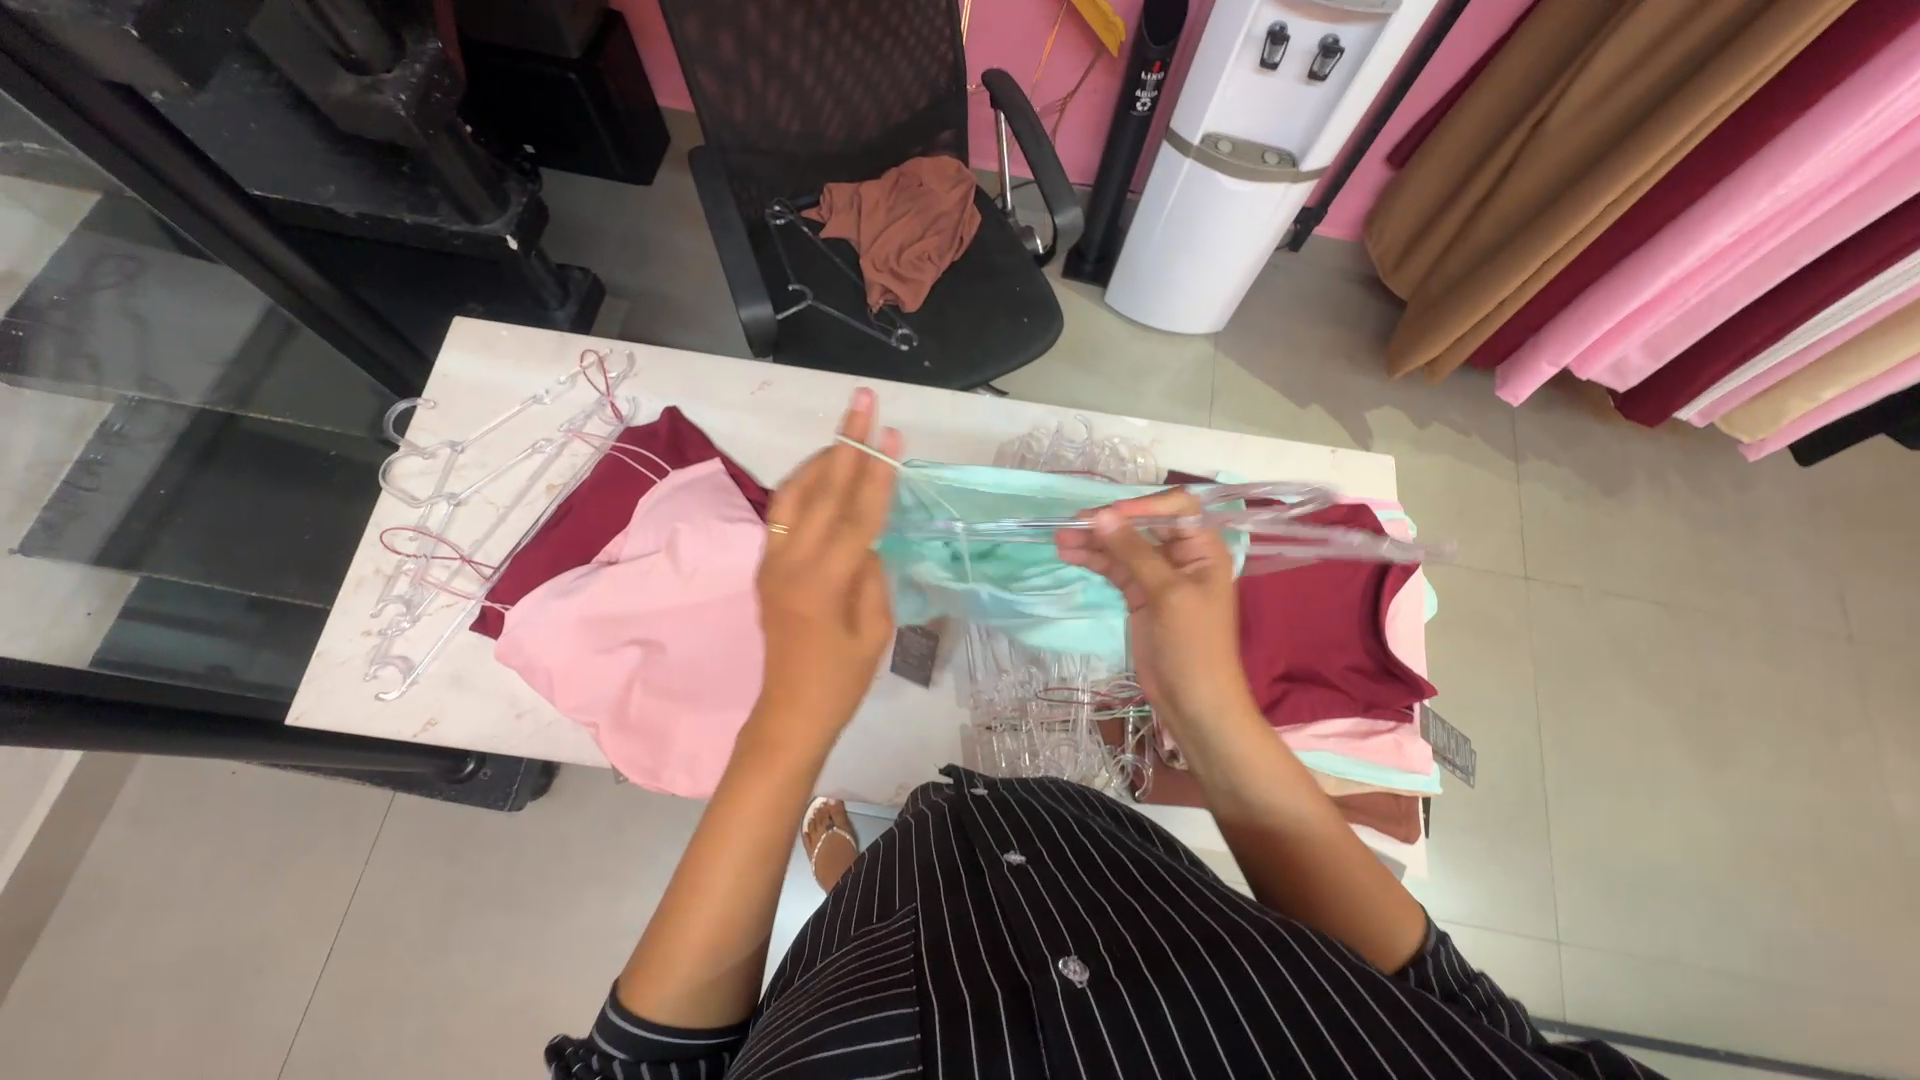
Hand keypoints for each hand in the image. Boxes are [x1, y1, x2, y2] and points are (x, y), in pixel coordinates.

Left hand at [754, 388, 901, 736]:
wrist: (791, 710)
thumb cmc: (842, 680)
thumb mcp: (876, 630)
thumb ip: (872, 574)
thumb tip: (867, 536)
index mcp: (824, 583)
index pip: (856, 516)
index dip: (878, 474)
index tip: (893, 435)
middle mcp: (791, 564)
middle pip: (823, 492)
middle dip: (848, 443)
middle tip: (864, 400)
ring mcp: (772, 562)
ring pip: (796, 494)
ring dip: (824, 457)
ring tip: (849, 428)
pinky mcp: (766, 566)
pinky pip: (784, 513)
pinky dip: (805, 483)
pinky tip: (823, 469)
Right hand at [1056, 490, 1261, 736]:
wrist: (1194, 701)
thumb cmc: (1193, 645)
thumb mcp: (1167, 594)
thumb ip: (1134, 552)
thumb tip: (1102, 516)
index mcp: (1203, 549)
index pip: (1176, 509)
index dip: (1143, 505)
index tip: (1109, 514)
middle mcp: (1182, 556)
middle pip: (1143, 525)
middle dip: (1110, 522)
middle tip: (1072, 524)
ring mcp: (1159, 576)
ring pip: (1123, 546)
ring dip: (1094, 541)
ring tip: (1059, 539)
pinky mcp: (1139, 595)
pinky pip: (1114, 568)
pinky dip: (1093, 560)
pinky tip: (1069, 554)